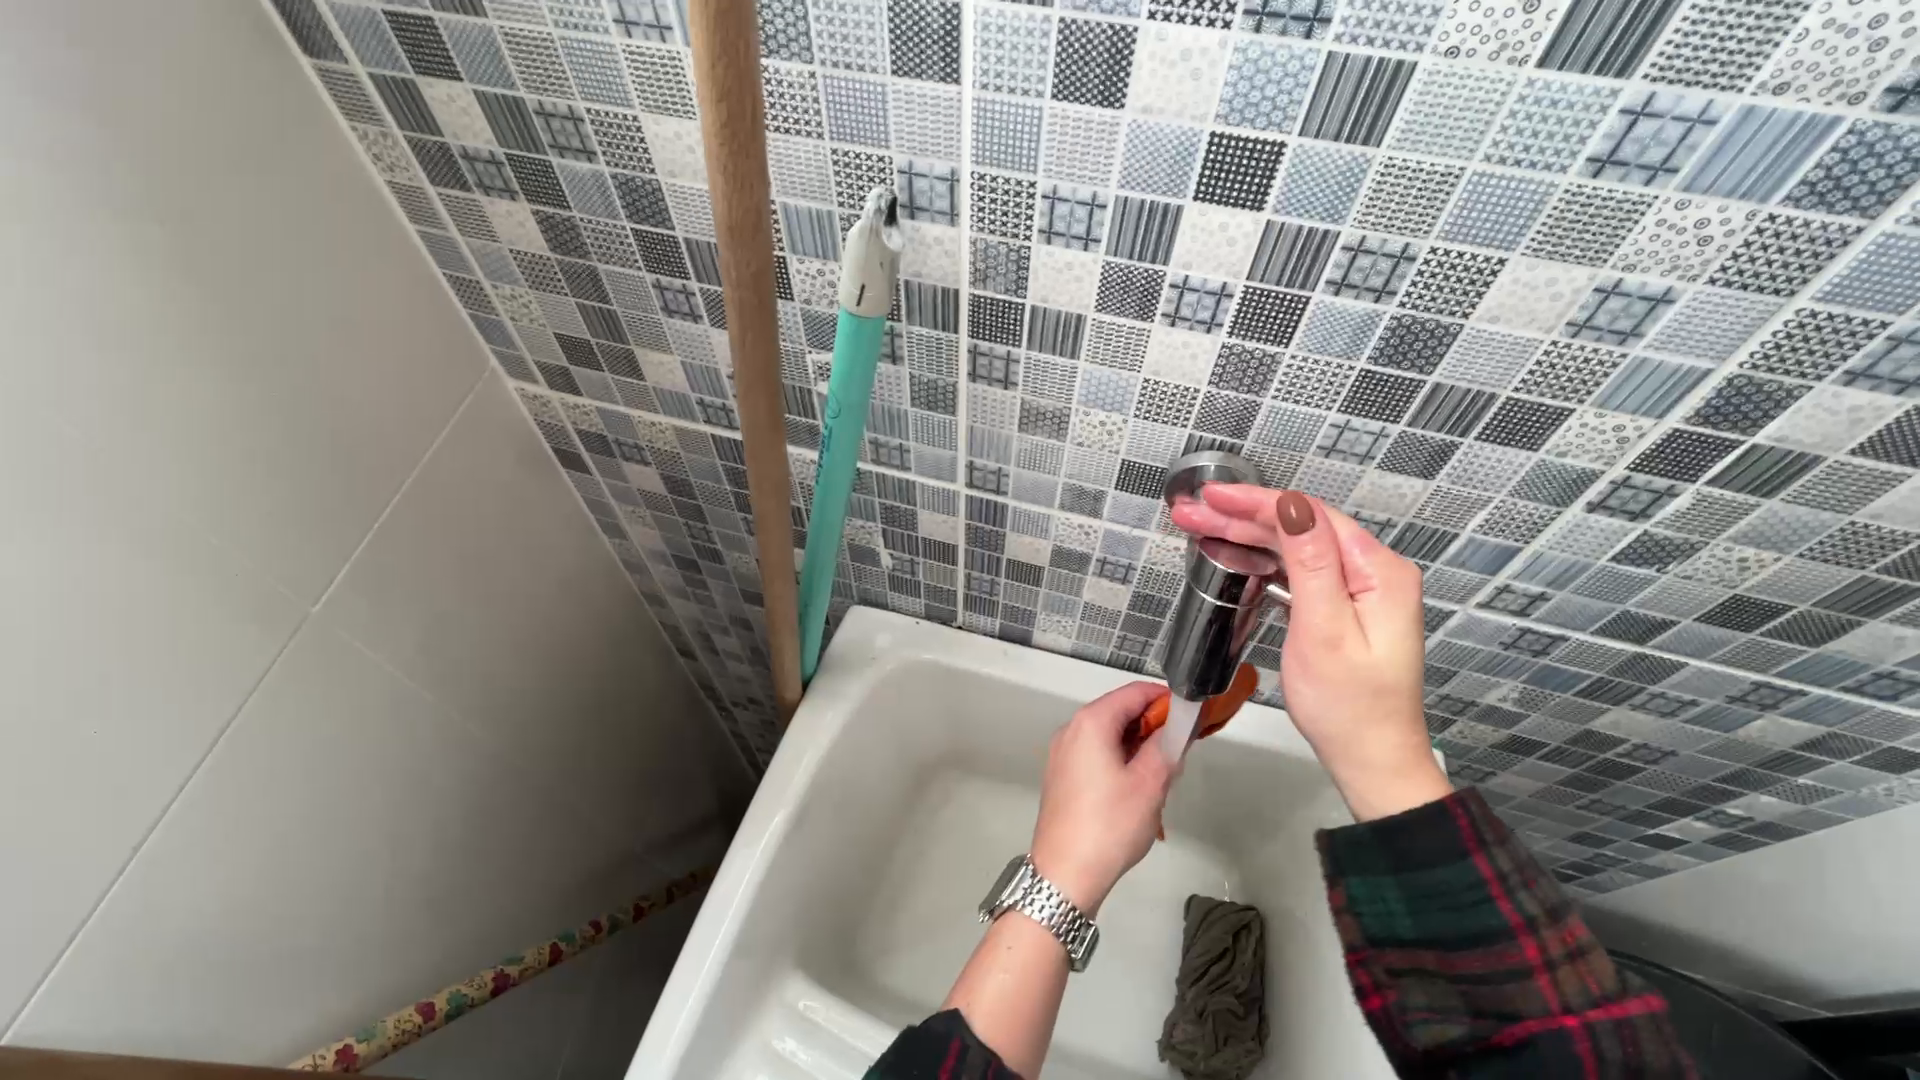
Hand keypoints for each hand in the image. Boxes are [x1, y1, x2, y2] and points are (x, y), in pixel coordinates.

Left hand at [1029, 682, 1174, 914]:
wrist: (1065, 874)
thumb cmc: (1110, 824)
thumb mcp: (1150, 783)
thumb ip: (1167, 746)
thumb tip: (1178, 727)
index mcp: (1091, 722)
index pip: (1134, 692)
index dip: (1166, 699)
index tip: (1193, 716)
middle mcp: (1072, 730)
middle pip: (1119, 712)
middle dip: (1153, 726)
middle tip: (1181, 750)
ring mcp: (1063, 754)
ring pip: (1109, 736)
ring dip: (1139, 747)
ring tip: (1163, 776)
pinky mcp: (1062, 776)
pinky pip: (1097, 755)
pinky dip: (1120, 761)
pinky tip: (1138, 790)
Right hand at [1170, 485, 1449, 821]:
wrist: (1370, 758)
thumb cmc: (1350, 707)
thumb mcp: (1324, 632)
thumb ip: (1311, 563)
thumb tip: (1292, 505)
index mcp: (1379, 572)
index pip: (1309, 516)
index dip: (1257, 501)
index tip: (1213, 496)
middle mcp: (1373, 572)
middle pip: (1298, 527)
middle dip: (1241, 516)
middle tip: (1191, 511)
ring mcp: (1357, 589)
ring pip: (1293, 546)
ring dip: (1245, 535)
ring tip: (1198, 525)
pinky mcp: (1341, 605)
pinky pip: (1296, 570)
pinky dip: (1261, 559)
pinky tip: (1231, 553)